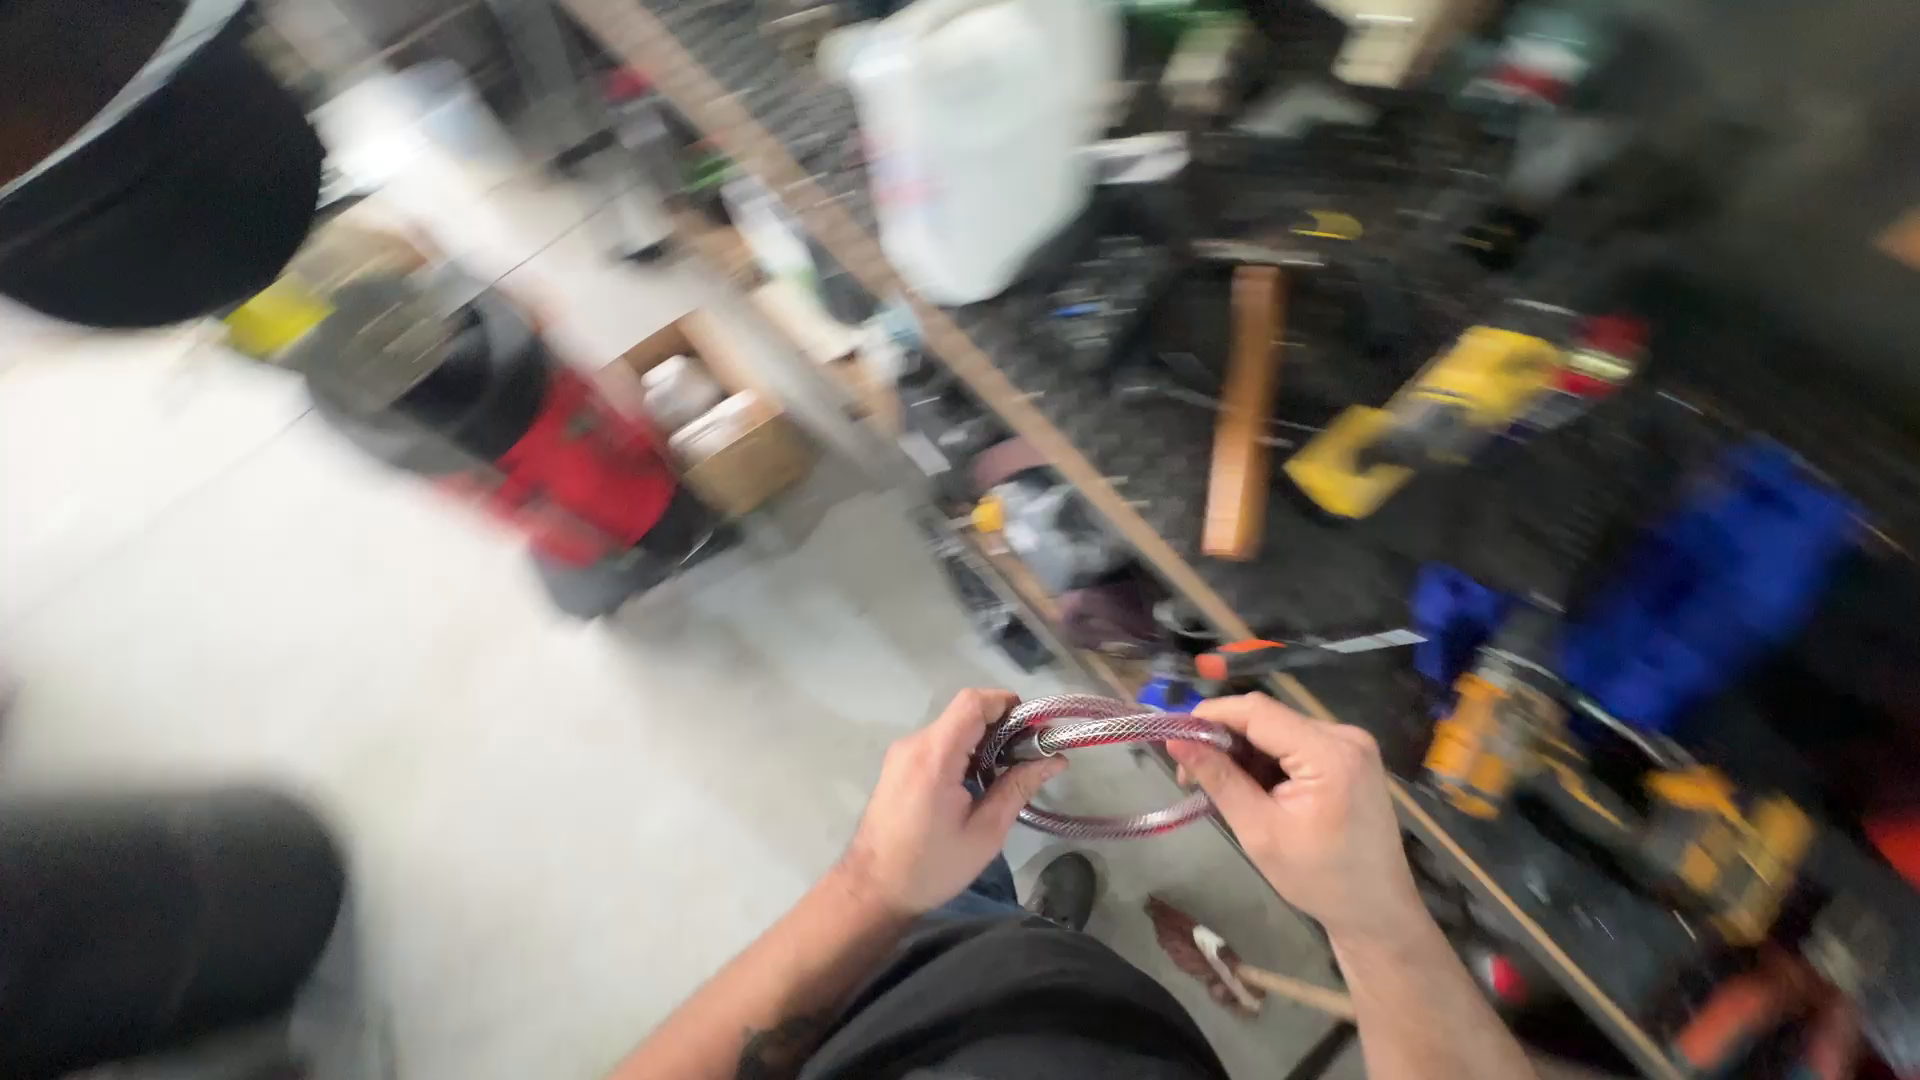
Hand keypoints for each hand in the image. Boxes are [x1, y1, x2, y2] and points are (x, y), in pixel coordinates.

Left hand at [835, 689, 1065, 916]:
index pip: (972, 702)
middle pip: (963, 712)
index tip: (1033, 727)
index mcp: (935, 756)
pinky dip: (963, 749)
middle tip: (1029, 754)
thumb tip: (1054, 760)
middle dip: (1001, 724)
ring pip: (952, 727)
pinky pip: (938, 742)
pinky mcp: (899, 764)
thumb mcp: (985, 833)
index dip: (1005, 702)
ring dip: (982, 739)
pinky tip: (977, 780)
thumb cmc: (931, 867)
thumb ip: (1018, 788)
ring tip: (1006, 771)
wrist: (873, 890)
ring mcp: (903, 752)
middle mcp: (914, 743)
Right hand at [1166, 693, 1425, 947]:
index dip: (1210, 716)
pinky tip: (1252, 785)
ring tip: (1220, 784)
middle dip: (1223, 737)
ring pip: (1275, 726)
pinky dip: (1265, 756)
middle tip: (1191, 771)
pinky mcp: (1347, 753)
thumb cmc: (1319, 879)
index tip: (1174, 738)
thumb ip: (1218, 778)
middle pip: (1265, 716)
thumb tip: (1174, 740)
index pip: (1256, 711)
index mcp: (1329, 754)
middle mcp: (1344, 735)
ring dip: (1242, 749)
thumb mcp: (1259, 831)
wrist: (1378, 911)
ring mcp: (1349, 742)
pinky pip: (1292, 738)